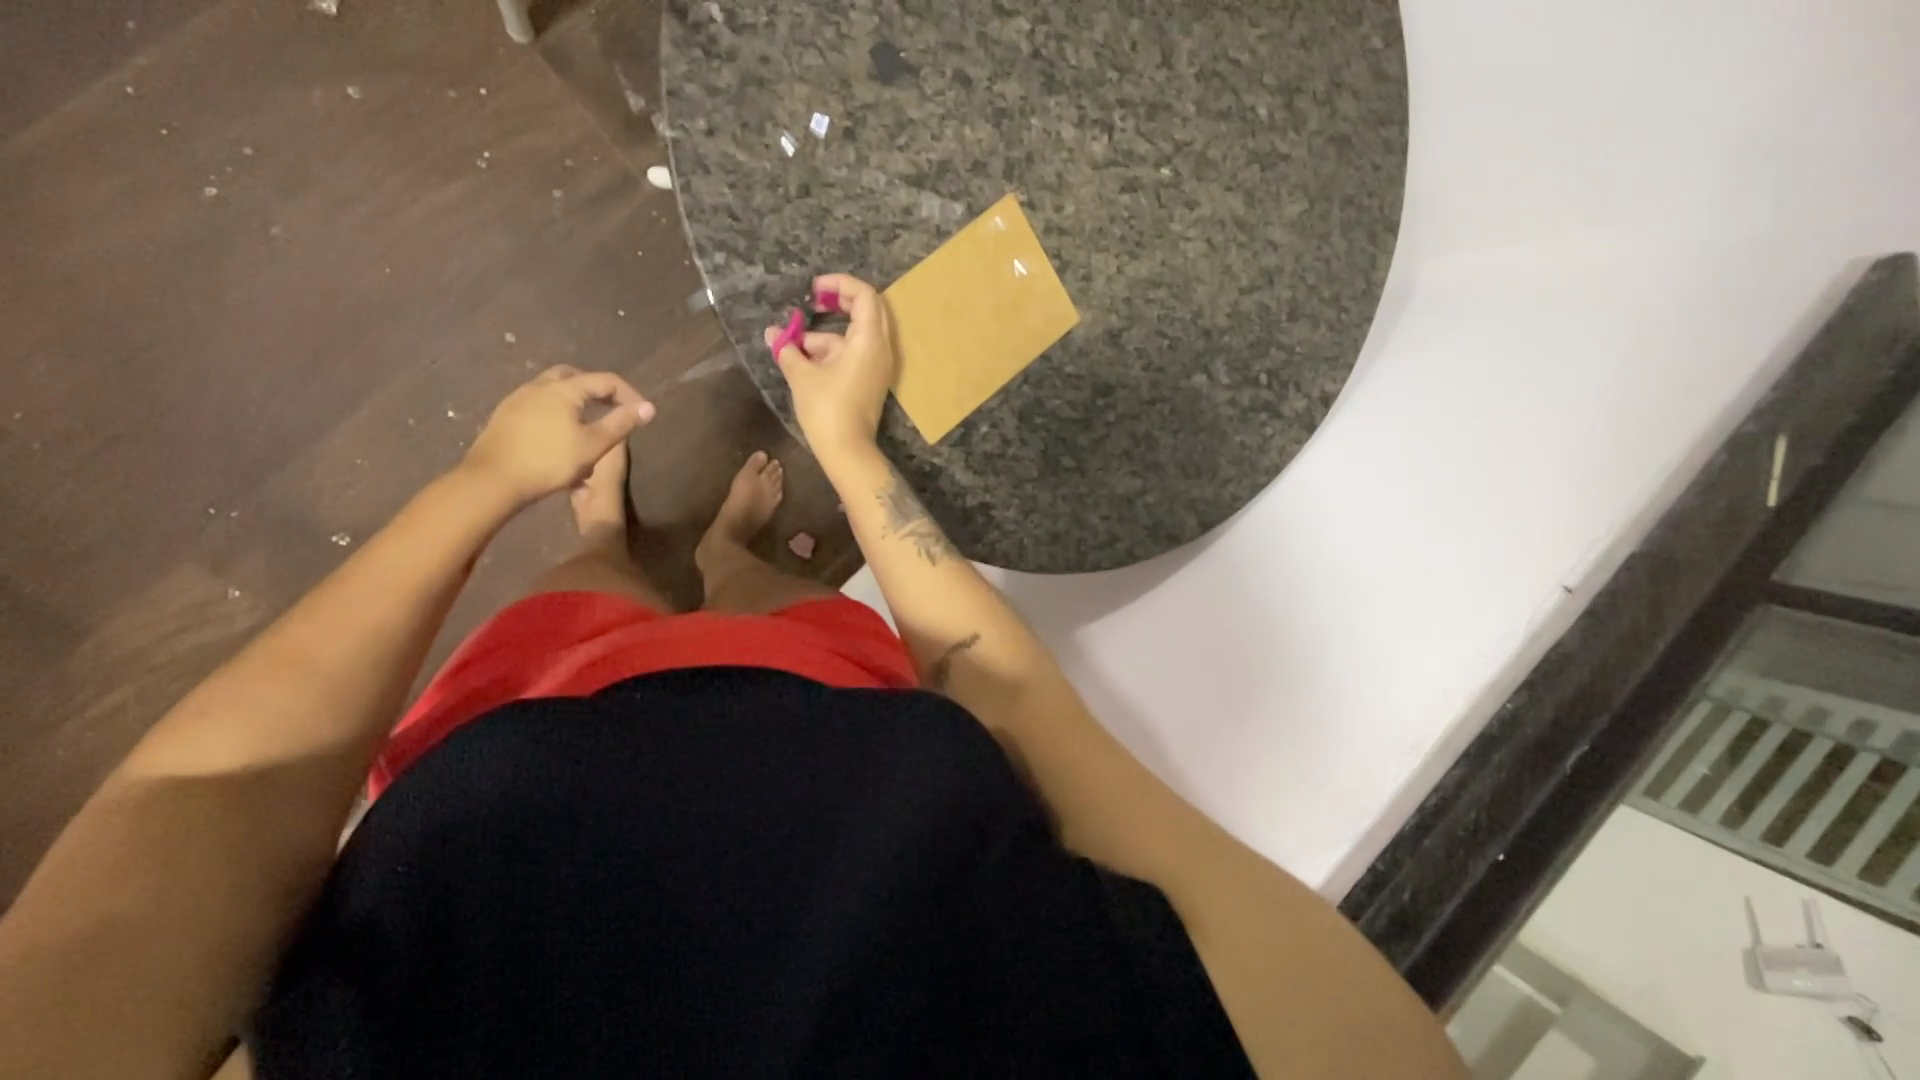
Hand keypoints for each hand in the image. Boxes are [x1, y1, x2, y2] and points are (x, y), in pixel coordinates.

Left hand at [461, 366, 654, 505]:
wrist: (492, 480)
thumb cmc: (548, 461)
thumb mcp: (593, 444)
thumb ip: (621, 423)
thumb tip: (649, 407)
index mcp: (564, 389)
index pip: (606, 380)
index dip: (629, 394)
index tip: (642, 414)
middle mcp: (539, 386)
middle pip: (575, 378)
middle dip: (597, 392)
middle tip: (611, 411)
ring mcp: (518, 399)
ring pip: (554, 393)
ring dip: (575, 405)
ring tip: (586, 430)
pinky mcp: (504, 416)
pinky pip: (538, 407)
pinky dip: (555, 416)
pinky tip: (558, 440)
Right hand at [767, 272, 895, 460]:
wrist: (847, 450)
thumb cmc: (826, 409)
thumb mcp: (801, 375)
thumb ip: (787, 349)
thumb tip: (771, 334)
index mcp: (869, 340)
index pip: (864, 295)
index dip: (840, 284)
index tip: (815, 289)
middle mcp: (881, 348)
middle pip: (867, 310)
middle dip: (840, 301)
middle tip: (815, 301)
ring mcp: (879, 365)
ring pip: (858, 334)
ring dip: (829, 333)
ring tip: (796, 345)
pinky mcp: (873, 380)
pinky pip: (857, 352)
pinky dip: (835, 350)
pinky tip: (806, 359)